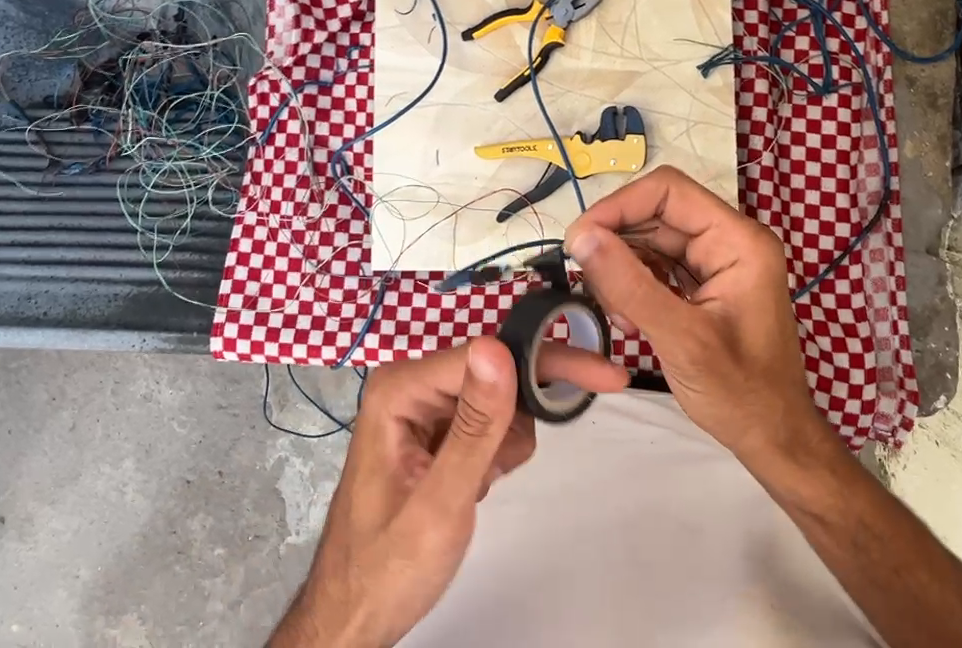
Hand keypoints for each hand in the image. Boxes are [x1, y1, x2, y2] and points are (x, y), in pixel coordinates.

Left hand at [269, 337, 625, 647]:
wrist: (357, 615)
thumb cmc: (388, 568)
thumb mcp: (440, 502)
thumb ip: (473, 427)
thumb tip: (495, 347)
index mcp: (400, 390)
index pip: (487, 354)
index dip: (547, 360)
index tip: (604, 374)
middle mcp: (410, 387)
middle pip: (497, 368)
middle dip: (537, 395)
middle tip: (602, 390)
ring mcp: (422, 410)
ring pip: (499, 396)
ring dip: (510, 437)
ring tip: (487, 481)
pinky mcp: (435, 433)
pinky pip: (488, 423)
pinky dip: (500, 452)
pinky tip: (481, 483)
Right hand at [565, 166, 830, 465]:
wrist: (773, 438)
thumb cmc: (741, 393)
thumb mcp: (681, 339)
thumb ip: (630, 285)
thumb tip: (581, 237)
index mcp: (738, 240)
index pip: (668, 191)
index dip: (618, 206)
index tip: (580, 241)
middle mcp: (728, 240)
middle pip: (654, 213)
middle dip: (616, 244)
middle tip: (588, 283)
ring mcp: (716, 262)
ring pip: (649, 240)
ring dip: (621, 269)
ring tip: (617, 313)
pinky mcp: (702, 284)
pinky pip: (655, 266)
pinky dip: (632, 286)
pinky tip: (627, 319)